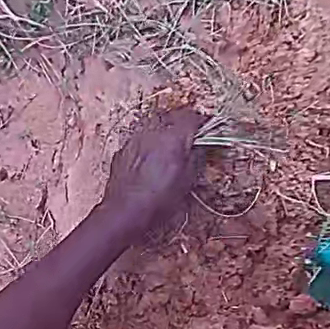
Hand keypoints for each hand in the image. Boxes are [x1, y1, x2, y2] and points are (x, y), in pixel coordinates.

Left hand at [98, 108, 205, 238]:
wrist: (125, 212)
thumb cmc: (158, 200)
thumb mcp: (188, 181)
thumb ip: (197, 156)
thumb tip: (203, 145)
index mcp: (173, 137)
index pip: (191, 116)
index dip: (202, 122)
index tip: (207, 129)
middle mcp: (152, 132)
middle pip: (171, 117)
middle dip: (182, 124)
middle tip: (189, 138)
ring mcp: (134, 140)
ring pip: (153, 125)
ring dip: (163, 132)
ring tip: (169, 149)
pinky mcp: (122, 150)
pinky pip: (138, 139)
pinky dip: (147, 144)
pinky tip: (150, 160)